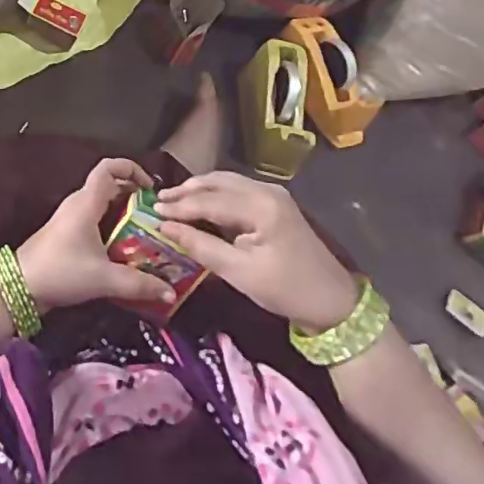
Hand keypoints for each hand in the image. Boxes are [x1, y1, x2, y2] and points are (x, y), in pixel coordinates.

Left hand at [17, 159, 176, 311]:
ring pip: (102, 204)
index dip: (132, 168)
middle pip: (109, 186)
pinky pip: (94, 220)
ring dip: (124, 213)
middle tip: (155, 215)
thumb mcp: (104, 279)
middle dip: (134, 195)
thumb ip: (139, 285)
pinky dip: (111, 226)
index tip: (151, 188)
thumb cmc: (60, 271)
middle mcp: (78, 204)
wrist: (19, 286)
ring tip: (146, 232)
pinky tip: (125, 248)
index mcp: (86, 203)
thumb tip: (171, 293)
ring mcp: (70, 218)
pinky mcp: (66, 233)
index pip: (108, 168)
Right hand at [155, 171, 359, 332]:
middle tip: (158, 201)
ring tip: (174, 200)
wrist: (333, 301)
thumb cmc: (286, 289)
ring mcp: (273, 194)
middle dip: (187, 190)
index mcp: (261, 206)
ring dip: (200, 189)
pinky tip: (200, 204)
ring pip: (227, 182)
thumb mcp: (239, 272)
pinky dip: (215, 194)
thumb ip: (201, 246)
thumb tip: (165, 227)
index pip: (210, 200)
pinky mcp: (275, 203)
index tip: (151, 210)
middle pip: (218, 182)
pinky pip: (237, 190)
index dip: (179, 205)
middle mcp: (267, 191)